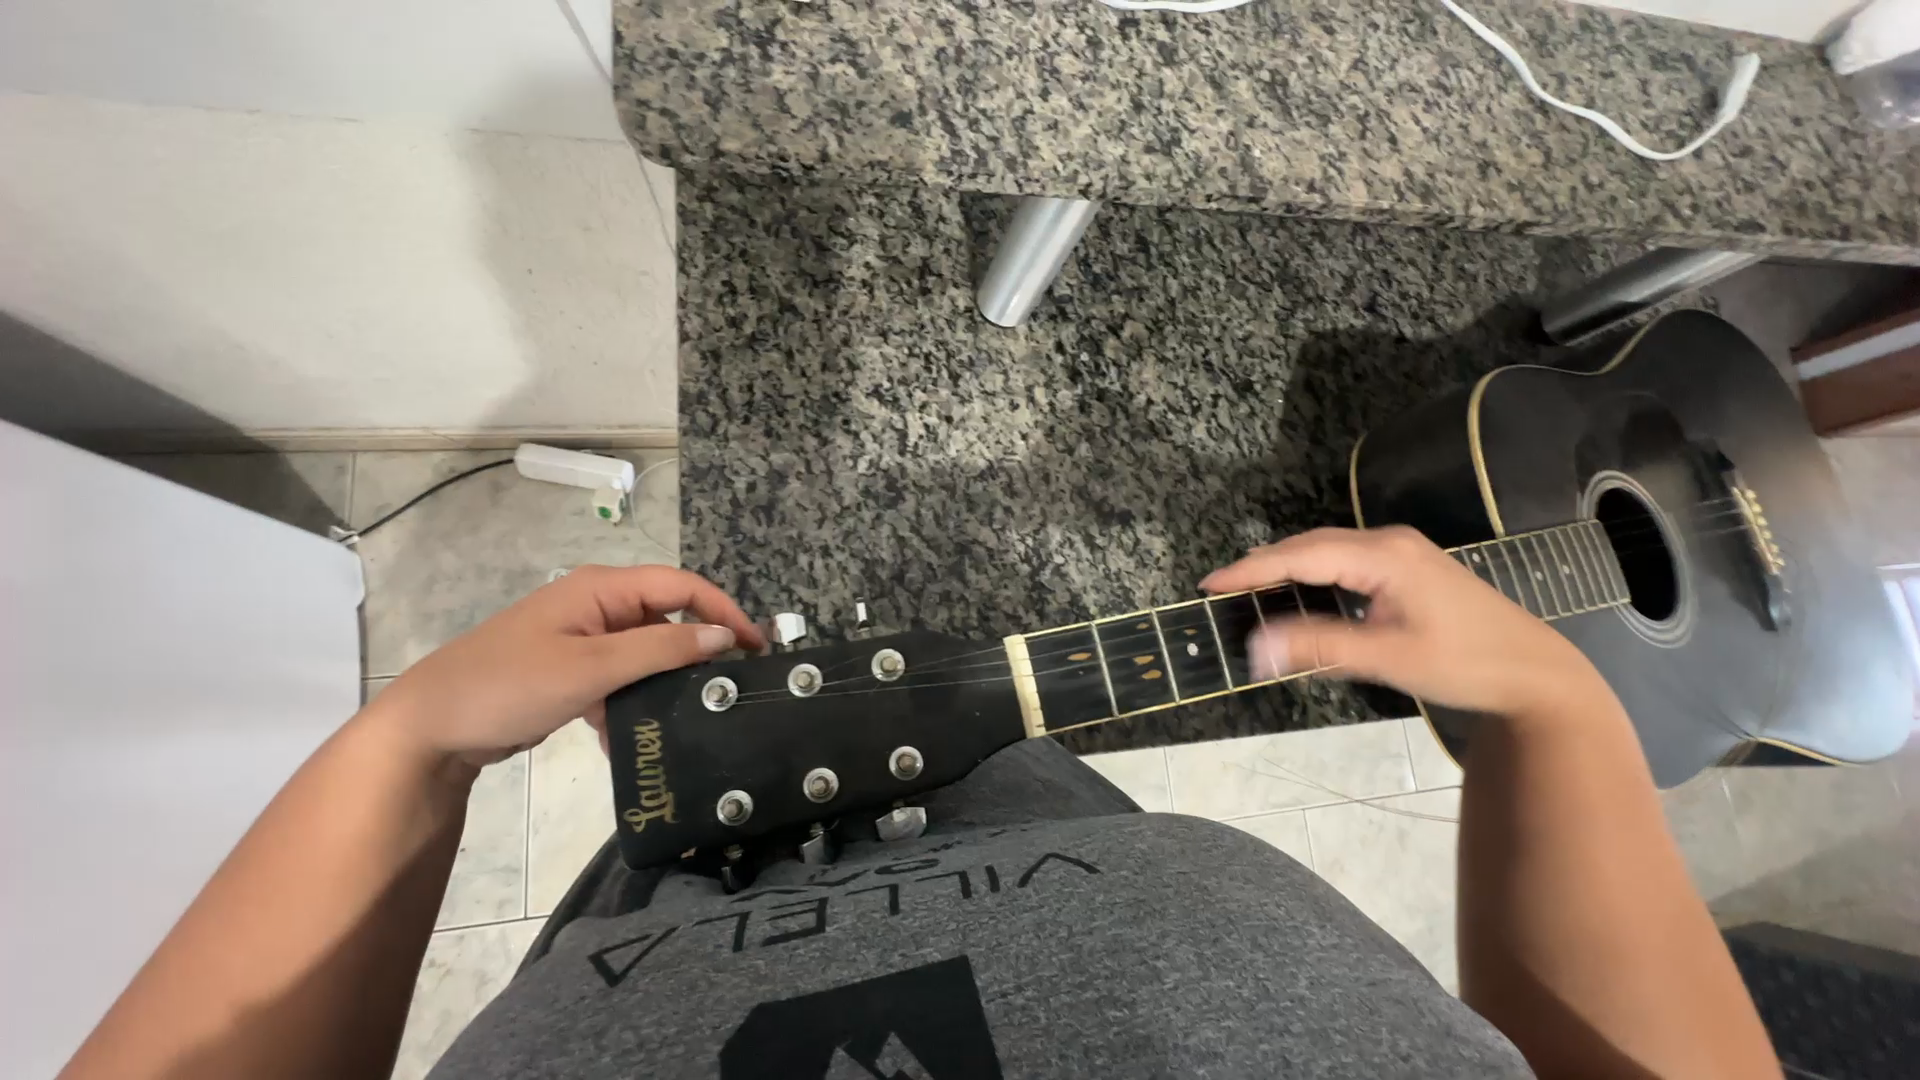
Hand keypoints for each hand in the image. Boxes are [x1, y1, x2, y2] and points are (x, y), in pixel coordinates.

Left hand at [362, 565, 765, 768]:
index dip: (724, 611)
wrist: (428, 729)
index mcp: (602, 588)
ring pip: (646, 652)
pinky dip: (632, 703)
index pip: (682, 586)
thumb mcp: (593, 667)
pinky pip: (620, 679)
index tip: (756, 648)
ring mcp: (583, 639)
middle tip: (729, 686)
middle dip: (698, 650)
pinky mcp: (572, 671)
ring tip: (688, 716)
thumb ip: (662, 648)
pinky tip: (633, 737)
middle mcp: (598, 605)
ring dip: (664, 683)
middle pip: (667, 617)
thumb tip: (723, 637)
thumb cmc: (510, 684)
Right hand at [1200, 526, 1609, 721]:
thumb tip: (1253, 647)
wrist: (1538, 674)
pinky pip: (1344, 560)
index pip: (1300, 556)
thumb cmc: (1464, 664)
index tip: (1209, 584)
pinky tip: (1299, 589)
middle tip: (1222, 588)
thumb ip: (1318, 647)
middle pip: (1310, 545)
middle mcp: (1388, 542)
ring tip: (1248, 587)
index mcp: (1383, 556)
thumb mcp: (1387, 657)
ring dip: (1286, 566)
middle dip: (1262, 565)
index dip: (1250, 570)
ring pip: (1326, 549)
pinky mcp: (1407, 567)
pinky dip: (1311, 572)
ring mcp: (1401, 552)